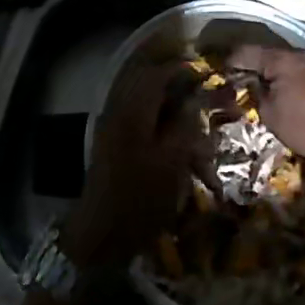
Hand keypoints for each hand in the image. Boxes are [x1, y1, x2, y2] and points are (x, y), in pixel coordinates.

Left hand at [62, 61, 196, 272]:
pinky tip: (170, 131)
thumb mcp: (172, 163)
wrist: (100, 235)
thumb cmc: (140, 199)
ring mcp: (112, 124)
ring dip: (163, 97)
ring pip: (141, 97)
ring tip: (187, 110)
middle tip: (197, 89)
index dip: (182, 70)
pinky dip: (154, 113)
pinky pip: (135, 113)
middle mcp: (119, 110)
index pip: (158, 74)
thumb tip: (195, 99)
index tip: (205, 73)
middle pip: (146, 80)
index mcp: (133, 111)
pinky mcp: (111, 140)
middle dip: (173, 81)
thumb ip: (185, 125)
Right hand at [227, 45, 304, 172]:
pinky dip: (285, 77)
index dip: (231, 60)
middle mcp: (297, 54)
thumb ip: (256, 94)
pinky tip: (281, 91)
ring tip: (258, 86)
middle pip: (267, 54)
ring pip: (283, 62)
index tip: (221, 70)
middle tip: (237, 79)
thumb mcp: (270, 114)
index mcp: (280, 59)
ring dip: (270, 71)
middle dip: (251, 65)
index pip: (247, 52)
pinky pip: (297, 70)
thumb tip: (252, 86)